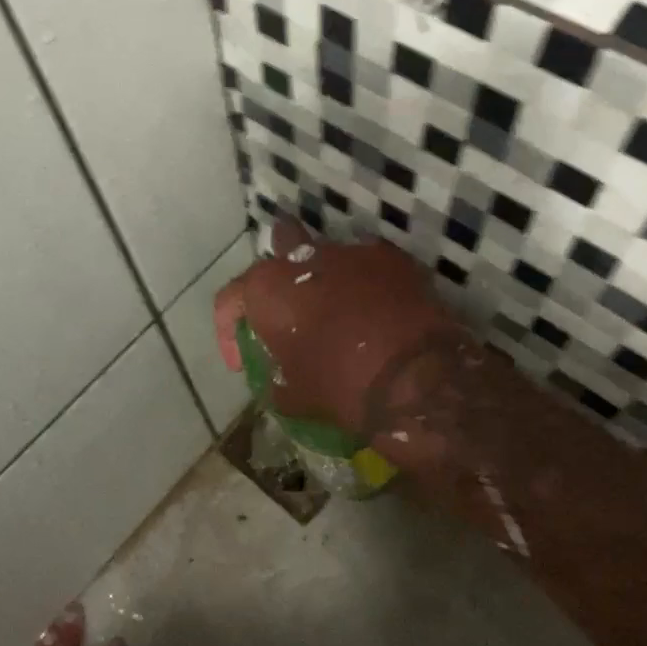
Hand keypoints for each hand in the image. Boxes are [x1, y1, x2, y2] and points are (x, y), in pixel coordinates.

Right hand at [213, 219, 456, 433]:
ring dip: (327, 280)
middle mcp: (305, 257)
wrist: (417, 378)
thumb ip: (275, 380)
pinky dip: (368, 285)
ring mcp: (352, 251)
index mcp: (268, 287)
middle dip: (281, 273)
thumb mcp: (294, 397)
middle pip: (280, 248)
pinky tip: (378, 313)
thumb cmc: (342, 387)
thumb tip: (278, 379)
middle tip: (290, 310)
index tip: (243, 361)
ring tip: (340, 314)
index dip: (229, 330)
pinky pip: (370, 266)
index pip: (230, 298)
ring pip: (329, 256)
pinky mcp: (393, 257)